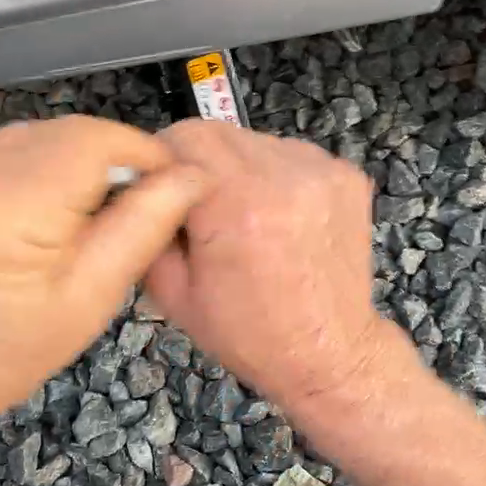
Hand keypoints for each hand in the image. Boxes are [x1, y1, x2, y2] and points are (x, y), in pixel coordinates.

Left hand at [0, 117, 206, 485]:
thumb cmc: (2, 357)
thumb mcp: (90, 300)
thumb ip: (143, 226)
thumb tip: (192, 174)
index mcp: (6, 204)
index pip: (98, 138)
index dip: (142, 154)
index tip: (166, 186)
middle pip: (66, 133)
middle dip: (104, 166)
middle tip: (117, 221)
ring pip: (34, 138)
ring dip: (64, 169)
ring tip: (65, 230)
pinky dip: (25, 173)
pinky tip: (21, 222)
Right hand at [143, 120, 415, 416]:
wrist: (329, 354)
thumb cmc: (250, 335)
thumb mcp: (174, 294)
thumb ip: (150, 227)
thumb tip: (138, 185)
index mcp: (236, 206)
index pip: (181, 138)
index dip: (162, 162)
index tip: (160, 190)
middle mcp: (283, 178)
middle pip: (216, 131)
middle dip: (196, 163)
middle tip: (198, 206)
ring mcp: (321, 173)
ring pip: (253, 140)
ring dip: (237, 167)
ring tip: (242, 215)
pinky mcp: (347, 176)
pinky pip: (290, 155)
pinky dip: (274, 176)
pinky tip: (276, 216)